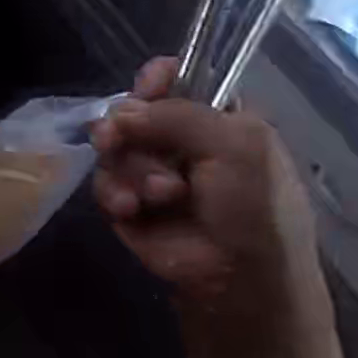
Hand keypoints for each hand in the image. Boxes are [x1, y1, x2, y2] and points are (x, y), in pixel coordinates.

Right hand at [91, 63, 323, 316]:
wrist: (236, 277)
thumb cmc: (254, 207)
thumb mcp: (236, 146)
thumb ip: (178, 116)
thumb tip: (117, 112)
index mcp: (215, 119)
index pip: (177, 83)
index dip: (157, 80)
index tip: (146, 86)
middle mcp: (178, 142)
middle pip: (132, 113)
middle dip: (126, 129)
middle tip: (116, 139)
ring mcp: (148, 173)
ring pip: (113, 150)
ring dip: (129, 170)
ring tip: (156, 196)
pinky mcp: (126, 205)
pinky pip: (103, 184)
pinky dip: (115, 195)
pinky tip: (132, 210)